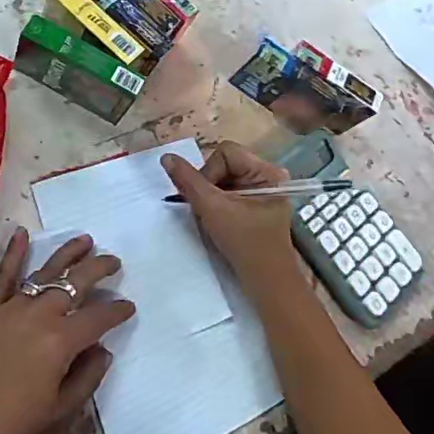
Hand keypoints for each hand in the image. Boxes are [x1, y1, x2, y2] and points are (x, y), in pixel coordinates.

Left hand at [0, 229, 134, 433]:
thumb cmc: (11, 433)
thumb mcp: (61, 415)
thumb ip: (86, 377)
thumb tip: (102, 349)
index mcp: (60, 342)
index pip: (98, 318)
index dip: (116, 310)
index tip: (129, 305)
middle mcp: (37, 315)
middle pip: (73, 284)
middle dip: (97, 269)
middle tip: (114, 261)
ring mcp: (8, 309)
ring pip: (42, 272)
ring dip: (66, 254)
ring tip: (84, 240)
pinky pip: (2, 276)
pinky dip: (13, 253)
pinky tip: (20, 233)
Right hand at [162, 142, 296, 277]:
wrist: (265, 280)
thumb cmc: (243, 242)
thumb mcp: (210, 208)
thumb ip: (187, 180)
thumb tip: (166, 157)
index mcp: (267, 172)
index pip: (225, 153)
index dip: (208, 171)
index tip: (205, 197)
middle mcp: (267, 176)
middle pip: (223, 163)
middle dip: (208, 184)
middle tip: (206, 207)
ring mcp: (261, 190)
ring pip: (222, 177)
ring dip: (209, 194)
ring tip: (211, 215)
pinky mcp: (254, 203)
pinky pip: (226, 190)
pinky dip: (215, 202)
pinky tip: (217, 218)